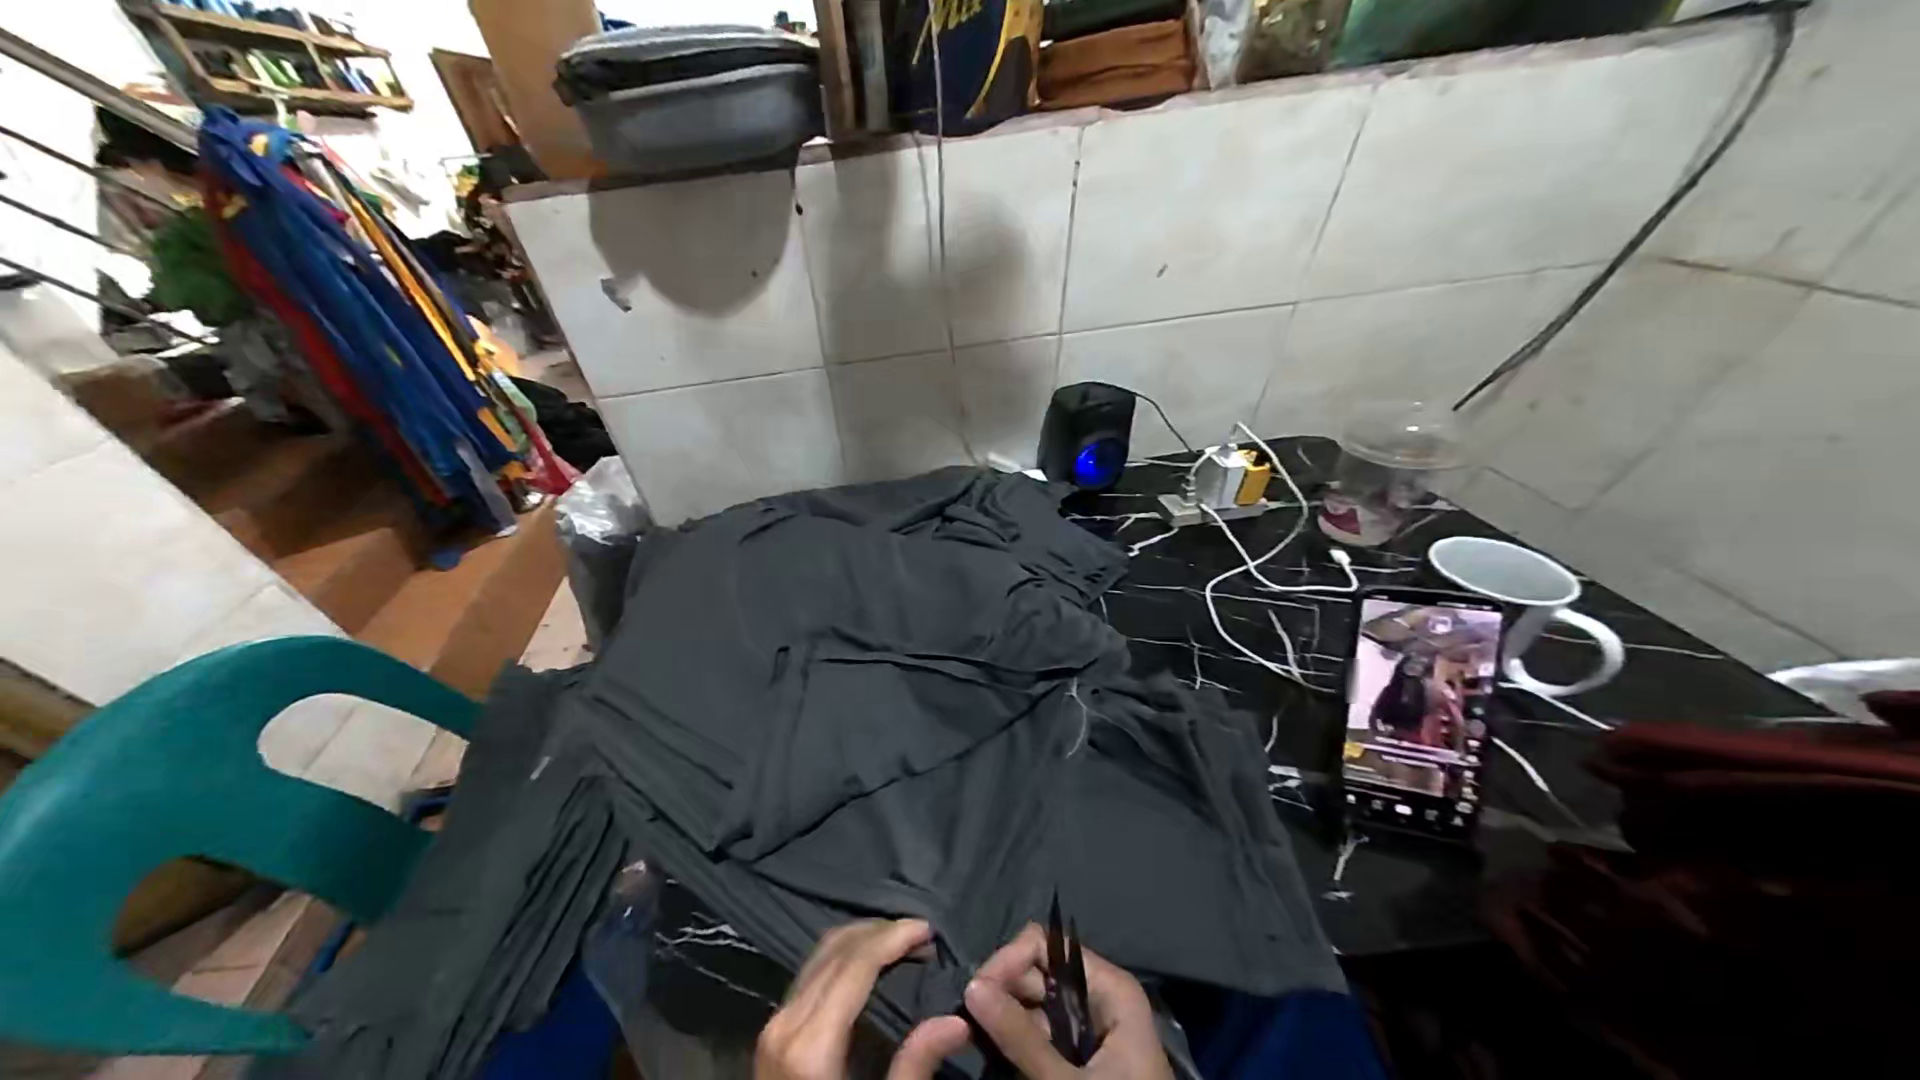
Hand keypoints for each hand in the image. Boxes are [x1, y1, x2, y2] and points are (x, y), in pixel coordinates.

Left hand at [756, 919, 971, 1079]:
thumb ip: (913, 1068)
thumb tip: (957, 1022)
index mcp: (811, 1044)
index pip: (856, 963)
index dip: (894, 937)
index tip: (928, 929)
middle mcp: (787, 1021)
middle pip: (838, 949)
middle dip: (882, 932)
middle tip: (922, 934)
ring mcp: (775, 1022)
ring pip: (821, 952)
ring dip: (863, 938)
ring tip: (902, 942)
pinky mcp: (774, 1029)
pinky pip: (812, 970)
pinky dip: (844, 955)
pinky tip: (871, 963)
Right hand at [963, 924, 1172, 1079]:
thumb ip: (1022, 1039)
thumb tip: (971, 988)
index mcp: (1108, 987)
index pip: (1044, 945)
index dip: (1007, 961)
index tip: (975, 993)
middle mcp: (1097, 995)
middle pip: (1035, 972)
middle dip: (1000, 992)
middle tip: (965, 1022)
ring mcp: (1088, 1026)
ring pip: (1032, 1005)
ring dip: (1003, 1020)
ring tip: (972, 1038)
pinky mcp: (1079, 1056)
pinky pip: (1038, 1034)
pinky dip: (1015, 1042)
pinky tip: (994, 1054)